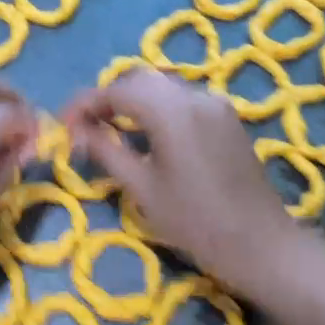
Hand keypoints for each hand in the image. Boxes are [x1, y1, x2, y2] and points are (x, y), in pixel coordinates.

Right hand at [62, 69, 303, 292]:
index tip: (63, 126)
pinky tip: (146, 136)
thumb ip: (107, 151)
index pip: (116, 90)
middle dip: (108, 98)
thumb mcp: (142, 188)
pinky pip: (183, 100)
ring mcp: (216, 103)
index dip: (84, 104)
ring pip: (163, 87)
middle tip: (84, 128)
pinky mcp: (227, 117)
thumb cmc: (195, 222)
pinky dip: (157, 108)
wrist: (261, 244)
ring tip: (109, 131)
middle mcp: (195, 94)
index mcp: (172, 110)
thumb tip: (77, 132)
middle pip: (140, 80)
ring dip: (132, 101)